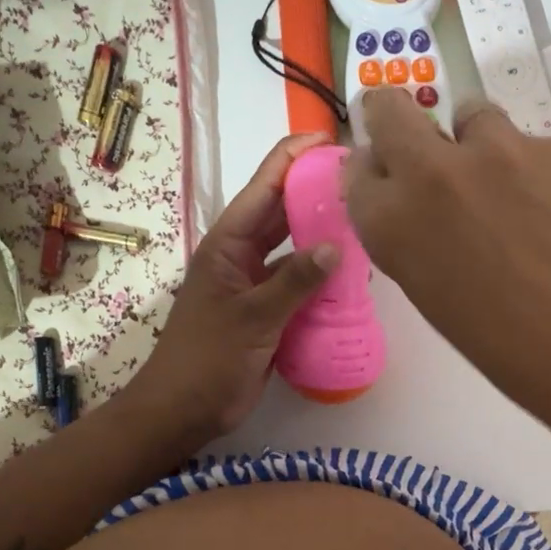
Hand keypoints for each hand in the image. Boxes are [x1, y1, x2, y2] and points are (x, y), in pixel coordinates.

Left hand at [124, 133, 338, 440]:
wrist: (184, 411)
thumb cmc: (207, 359)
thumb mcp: (253, 318)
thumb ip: (295, 282)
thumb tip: (336, 247)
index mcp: (228, 245)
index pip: (263, 189)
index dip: (292, 158)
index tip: (329, 139)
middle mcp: (243, 256)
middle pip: (281, 212)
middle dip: (315, 192)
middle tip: (362, 178)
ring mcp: (256, 284)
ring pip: (295, 248)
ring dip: (324, 234)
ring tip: (366, 219)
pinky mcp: (270, 312)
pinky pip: (301, 283)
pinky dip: (325, 276)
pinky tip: (355, 275)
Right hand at [344, 89, 550, 432]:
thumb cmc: (509, 348)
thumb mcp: (436, 295)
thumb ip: (416, 238)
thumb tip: (423, 207)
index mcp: (391, 221)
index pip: (359, 168)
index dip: (379, 172)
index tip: (395, 181)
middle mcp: (433, 171)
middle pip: (393, 110)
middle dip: (401, 123)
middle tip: (431, 153)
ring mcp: (499, 151)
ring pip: (473, 115)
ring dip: (480, 144)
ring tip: (512, 191)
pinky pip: (535, 146)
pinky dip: (539, 172)